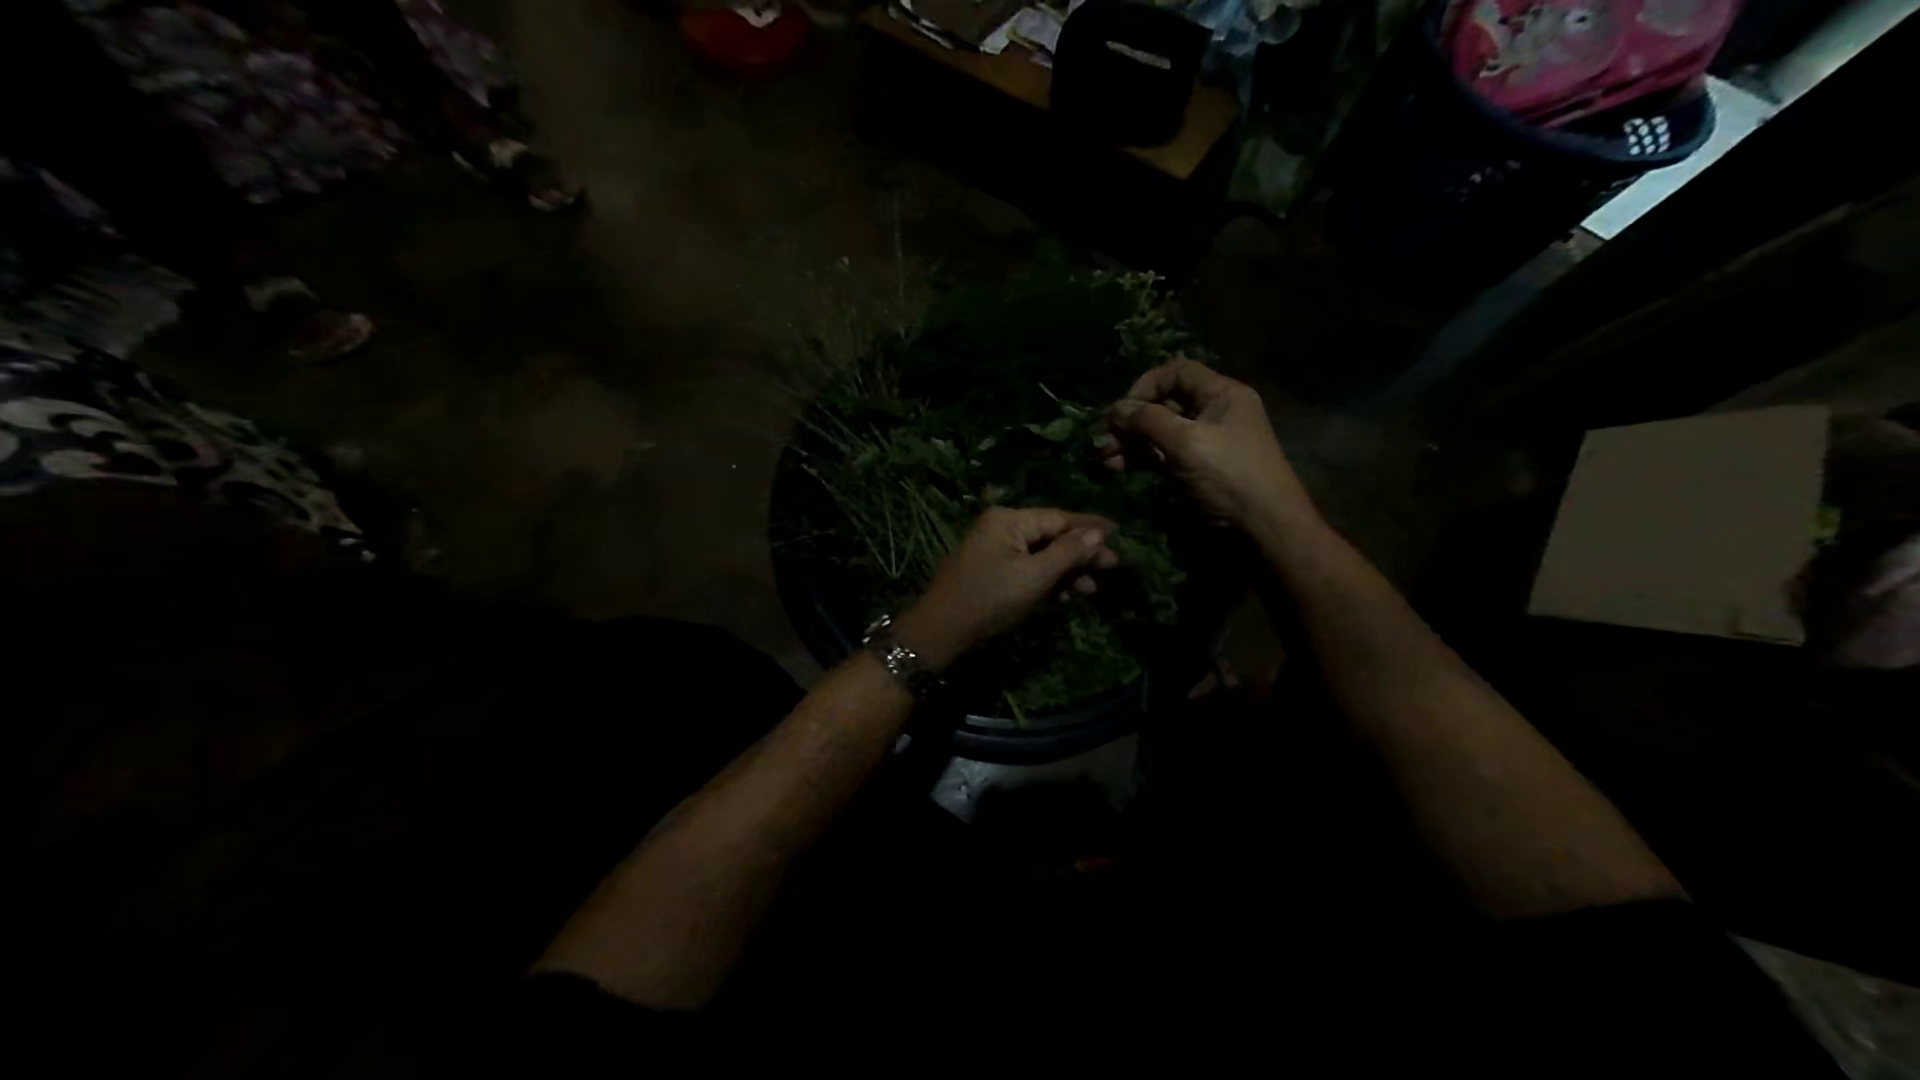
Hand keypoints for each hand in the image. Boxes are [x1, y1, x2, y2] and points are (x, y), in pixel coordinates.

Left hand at [894, 507, 1119, 670]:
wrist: (942, 629)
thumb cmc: (989, 598)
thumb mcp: (1034, 576)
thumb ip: (1068, 553)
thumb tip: (1098, 533)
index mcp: (1009, 520)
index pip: (1060, 518)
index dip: (1092, 528)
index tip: (1121, 536)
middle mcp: (1002, 527)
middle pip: (1052, 535)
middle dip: (1081, 554)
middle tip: (1112, 569)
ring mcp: (996, 549)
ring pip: (1042, 555)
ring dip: (1067, 571)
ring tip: (1091, 590)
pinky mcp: (994, 571)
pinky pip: (1028, 569)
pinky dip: (1048, 581)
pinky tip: (1066, 597)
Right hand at [1100, 358, 1316, 534]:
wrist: (1263, 526)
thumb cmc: (1230, 476)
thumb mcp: (1187, 442)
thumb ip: (1148, 421)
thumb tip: (1115, 409)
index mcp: (1221, 394)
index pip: (1176, 372)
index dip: (1145, 385)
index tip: (1123, 410)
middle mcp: (1213, 412)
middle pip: (1163, 403)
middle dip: (1131, 419)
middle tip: (1103, 438)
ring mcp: (1204, 441)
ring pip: (1159, 431)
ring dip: (1129, 441)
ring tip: (1104, 458)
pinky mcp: (1195, 467)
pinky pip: (1162, 453)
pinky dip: (1140, 458)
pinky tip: (1117, 467)